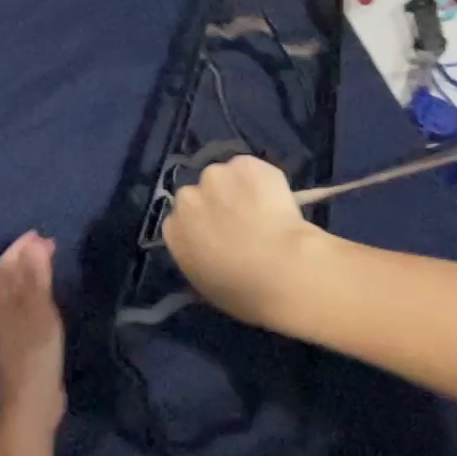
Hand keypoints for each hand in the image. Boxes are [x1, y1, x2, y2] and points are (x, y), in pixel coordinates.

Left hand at [0, 231, 65, 431]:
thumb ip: (36, 277)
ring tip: (47, 263)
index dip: (20, 246)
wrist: (31, 403)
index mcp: (1, 301)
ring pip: (12, 290)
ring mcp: (6, 328)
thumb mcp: (40, 311)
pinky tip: (44, 297)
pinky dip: (31, 291)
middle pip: (6, 275)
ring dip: (27, 273)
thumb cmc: (36, 354)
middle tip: (47, 244)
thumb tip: (34, 244)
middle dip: (23, 256)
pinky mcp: (18, 341)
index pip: (5, 264)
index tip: (39, 233)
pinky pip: (21, 305)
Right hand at [162, 156, 322, 325]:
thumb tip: (208, 255)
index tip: (219, 235)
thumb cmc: (244, 291)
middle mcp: (187, 198)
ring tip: (263, 208)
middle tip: (242, 221)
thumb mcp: (208, 287)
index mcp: (174, 231)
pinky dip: (262, 179)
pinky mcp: (245, 164)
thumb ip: (199, 261)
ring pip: (226, 177)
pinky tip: (277, 198)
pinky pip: (251, 169)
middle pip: (199, 193)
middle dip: (216, 203)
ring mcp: (215, 176)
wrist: (283, 269)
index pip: (181, 220)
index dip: (202, 225)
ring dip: (239, 188)